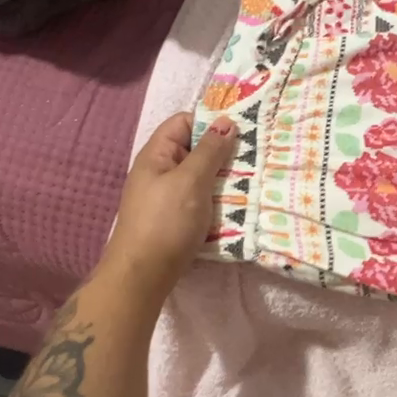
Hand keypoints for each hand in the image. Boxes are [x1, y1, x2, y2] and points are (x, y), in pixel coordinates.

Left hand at [96, 111, 236, 293]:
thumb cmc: (166, 222)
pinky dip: (217, 198)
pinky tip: (235, 205)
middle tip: (253, 158)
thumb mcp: (191, 181)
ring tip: (249, 181)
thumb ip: (210, 151)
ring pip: (200, 175)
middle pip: (194, 148)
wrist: (143, 274)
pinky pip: (200, 197)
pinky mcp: (175, 216)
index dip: (210, 123)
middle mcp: (160, 170)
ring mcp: (167, 195)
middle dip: (222, 152)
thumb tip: (227, 122)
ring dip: (223, 178)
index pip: (183, 122)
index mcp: (157, 154)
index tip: (240, 133)